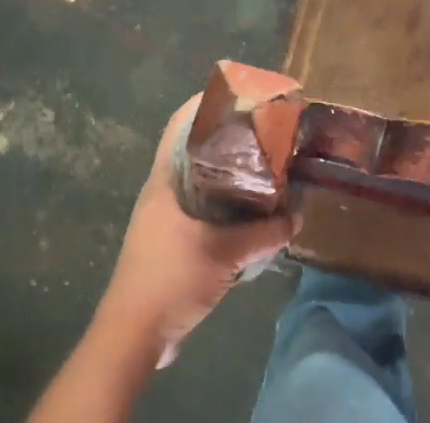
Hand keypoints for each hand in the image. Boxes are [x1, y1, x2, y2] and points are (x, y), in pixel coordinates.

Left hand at [102, 90, 297, 366]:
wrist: (132, 336)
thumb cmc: (170, 280)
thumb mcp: (226, 254)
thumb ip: (265, 234)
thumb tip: (297, 217)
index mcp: (166, 180)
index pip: (181, 123)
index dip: (209, 101)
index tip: (245, 93)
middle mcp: (163, 190)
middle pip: (195, 147)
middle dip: (230, 136)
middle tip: (267, 129)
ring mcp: (164, 217)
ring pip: (201, 179)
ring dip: (230, 172)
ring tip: (267, 165)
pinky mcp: (171, 241)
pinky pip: (203, 207)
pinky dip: (227, 202)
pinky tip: (253, 211)